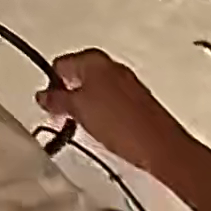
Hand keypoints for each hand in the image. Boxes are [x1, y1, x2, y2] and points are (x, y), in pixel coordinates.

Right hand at [37, 49, 194, 175]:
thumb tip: (44, 97)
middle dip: (72, 93)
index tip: (51, 101)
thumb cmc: (123, 124)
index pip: (59, 65)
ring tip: (90, 124)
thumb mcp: (76, 110)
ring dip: (91, 103)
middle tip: (68, 112)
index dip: (52, 85)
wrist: (166, 151)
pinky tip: (109, 128)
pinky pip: (117, 101)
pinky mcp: (145, 103)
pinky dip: (109, 111)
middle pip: (80, 75)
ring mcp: (131, 83)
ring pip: (99, 89)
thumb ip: (54, 100)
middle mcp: (112, 65)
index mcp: (93, 58)